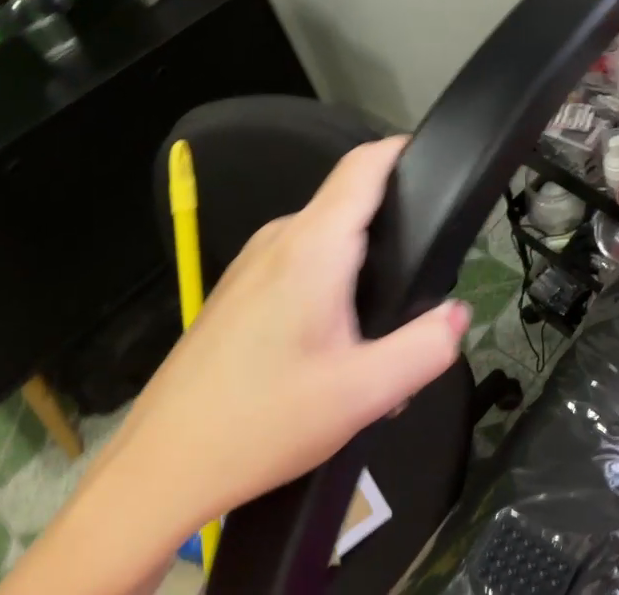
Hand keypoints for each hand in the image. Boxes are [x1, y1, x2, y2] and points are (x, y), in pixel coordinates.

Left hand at [86, 137, 469, 541]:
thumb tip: (457, 315)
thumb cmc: (261, 424)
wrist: (161, 467)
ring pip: (325, 242)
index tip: (442, 167)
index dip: (405, 152)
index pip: (364, 165)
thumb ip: (425, 348)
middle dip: (395, 237)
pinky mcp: (238, 291)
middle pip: (350, 205)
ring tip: (377, 339)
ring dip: (362, 272)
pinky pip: (299, 267)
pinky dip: (329, 290)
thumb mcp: (362, 394)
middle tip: (420, 296)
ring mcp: (252, 264)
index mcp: (312, 247)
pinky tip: (331, 354)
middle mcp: (279, 240)